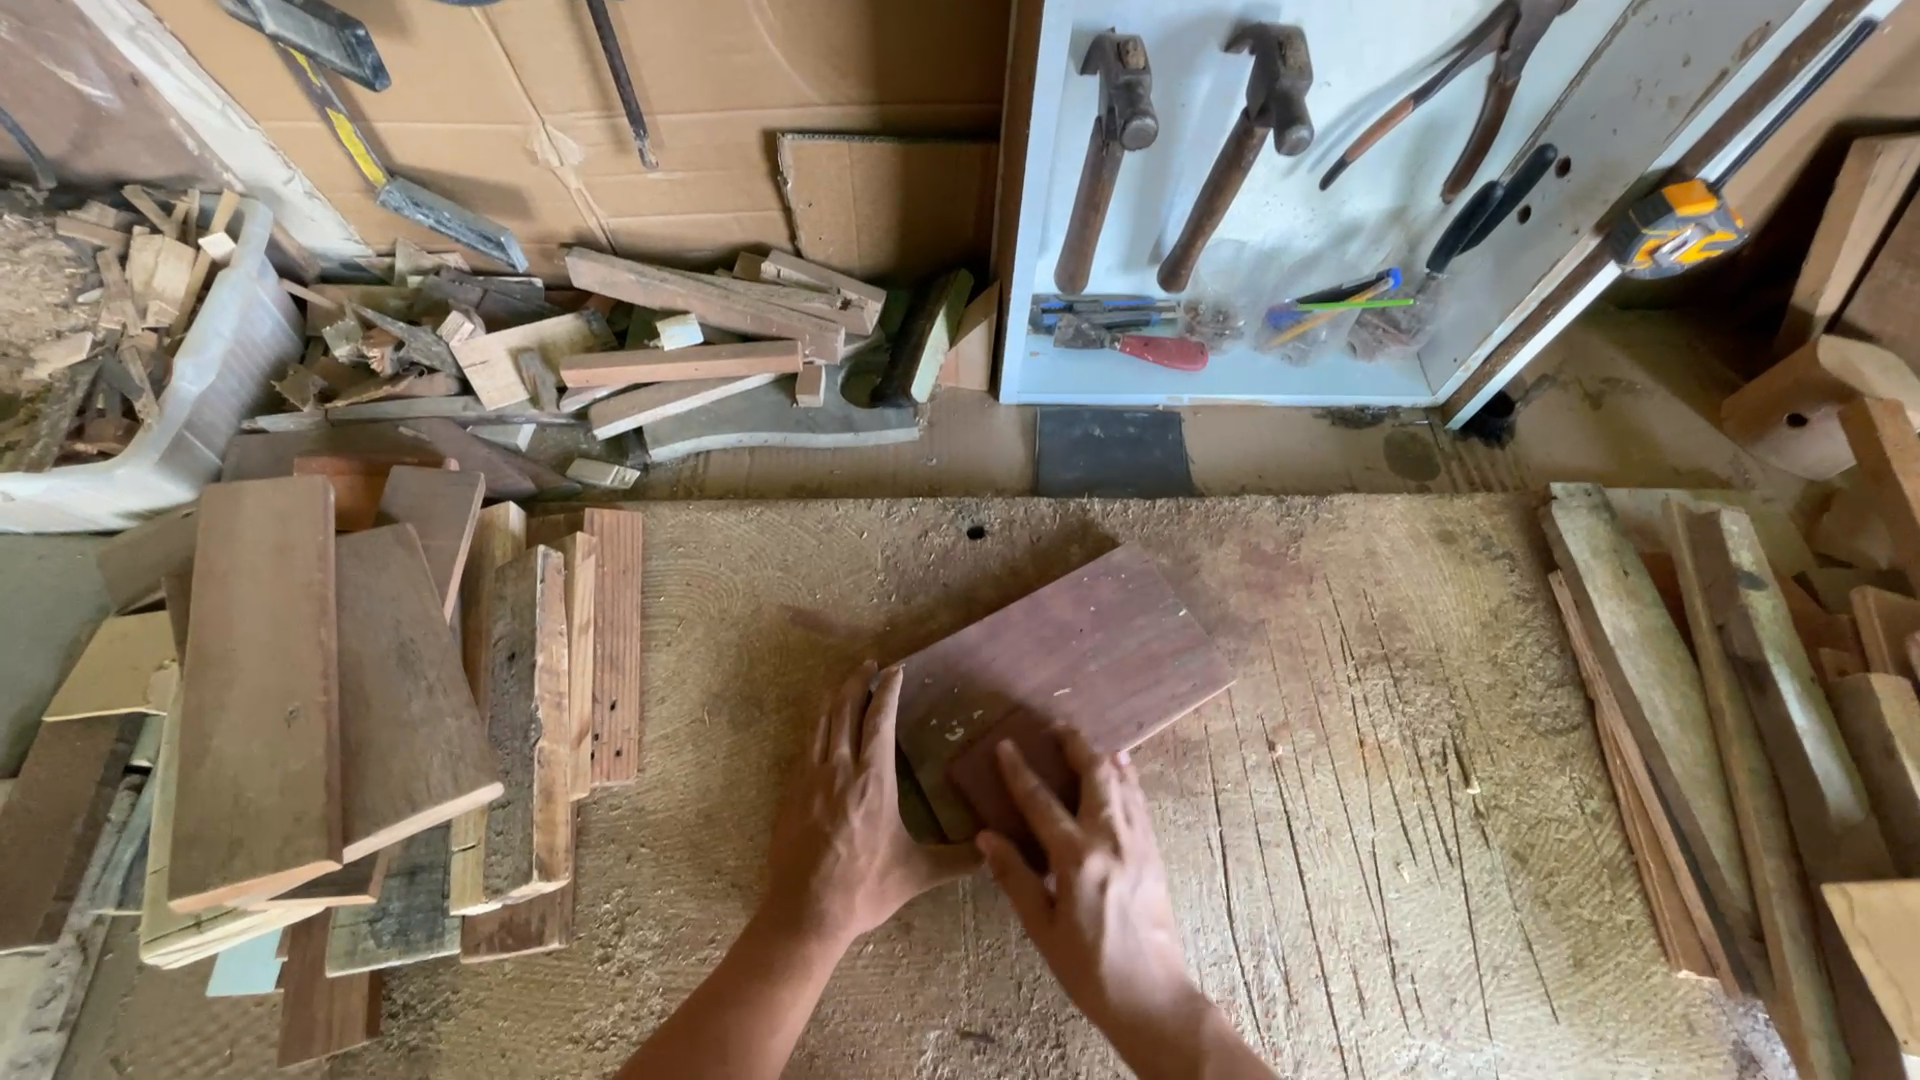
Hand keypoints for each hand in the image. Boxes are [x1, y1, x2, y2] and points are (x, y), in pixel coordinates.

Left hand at [760, 662, 978, 947]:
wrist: (805, 911)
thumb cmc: (864, 888)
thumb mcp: (917, 872)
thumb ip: (958, 858)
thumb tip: (994, 851)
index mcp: (873, 779)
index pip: (879, 718)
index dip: (888, 690)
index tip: (896, 669)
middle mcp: (839, 768)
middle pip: (844, 709)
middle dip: (857, 681)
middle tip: (869, 664)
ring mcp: (810, 778)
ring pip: (821, 722)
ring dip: (834, 697)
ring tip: (844, 683)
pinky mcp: (790, 792)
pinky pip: (805, 744)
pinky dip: (816, 724)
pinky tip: (820, 727)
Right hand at [977, 730, 1206, 1039]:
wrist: (1151, 997)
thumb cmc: (1088, 968)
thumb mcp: (1042, 928)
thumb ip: (1015, 877)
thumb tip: (986, 836)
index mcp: (1077, 858)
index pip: (1041, 801)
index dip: (1019, 771)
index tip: (1006, 746)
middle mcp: (1112, 839)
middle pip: (1095, 773)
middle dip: (1075, 744)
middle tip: (1056, 728)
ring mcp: (1139, 843)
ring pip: (1123, 782)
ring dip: (1103, 756)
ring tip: (1086, 742)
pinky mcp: (1155, 852)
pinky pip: (1140, 801)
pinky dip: (1127, 778)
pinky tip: (1121, 771)